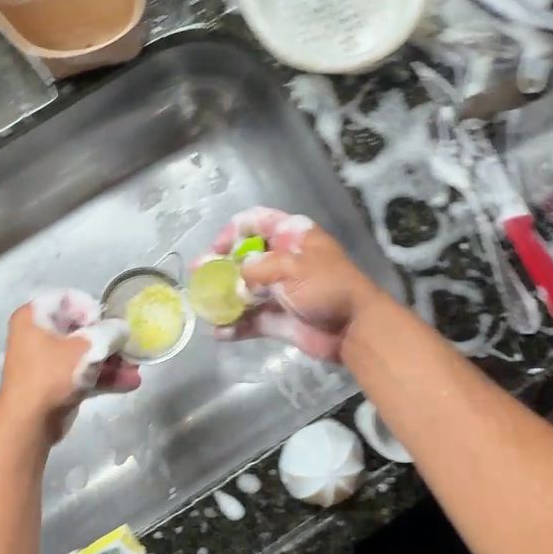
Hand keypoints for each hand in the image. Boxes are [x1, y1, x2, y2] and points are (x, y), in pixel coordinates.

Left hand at [0, 289, 140, 442]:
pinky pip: (83, 372)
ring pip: (85, 352)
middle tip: (130, 346)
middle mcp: (38, 334)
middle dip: (110, 339)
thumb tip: (122, 329)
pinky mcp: (56, 382)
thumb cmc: (52, 375)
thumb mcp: (87, 348)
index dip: (93, 308)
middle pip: (81, 327)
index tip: (109, 324)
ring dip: (112, 361)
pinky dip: (103, 376)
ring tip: (136, 369)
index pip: (69, 298)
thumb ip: (110, 332)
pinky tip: (130, 382)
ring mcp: (47, 359)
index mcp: (35, 316)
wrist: (29, 424)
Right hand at [206, 207, 383, 362]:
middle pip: (244, 258)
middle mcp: (284, 260)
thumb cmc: (326, 287)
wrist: (354, 329)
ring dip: (224, 299)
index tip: (217, 247)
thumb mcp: (290, 268)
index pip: (257, 221)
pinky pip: (252, 320)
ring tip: (203, 307)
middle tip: (198, 276)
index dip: (233, 230)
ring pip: (245, 291)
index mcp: (293, 237)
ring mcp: (281, 291)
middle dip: (220, 268)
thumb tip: (235, 278)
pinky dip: (236, 326)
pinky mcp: (280, 320)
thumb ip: (255, 268)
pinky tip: (219, 332)